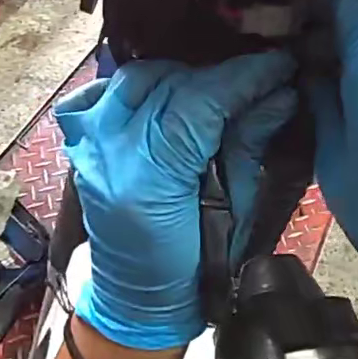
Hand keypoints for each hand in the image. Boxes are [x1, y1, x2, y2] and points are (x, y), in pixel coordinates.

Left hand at [56, 52, 297, 349]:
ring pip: (133, 79)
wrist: (137, 295)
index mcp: (148, 178)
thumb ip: (247, 145)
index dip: (242, 78)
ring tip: (206, 88)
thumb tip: (279, 94)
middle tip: (252, 79)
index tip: (278, 64)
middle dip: (217, 76)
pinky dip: (124, 88)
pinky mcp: (78, 145)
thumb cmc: (192, 265)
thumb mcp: (232, 210)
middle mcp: (109, 153)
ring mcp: (86, 146)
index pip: (199, 104)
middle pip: (167, 84)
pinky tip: (149, 95)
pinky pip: (92, 94)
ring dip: (176, 77)